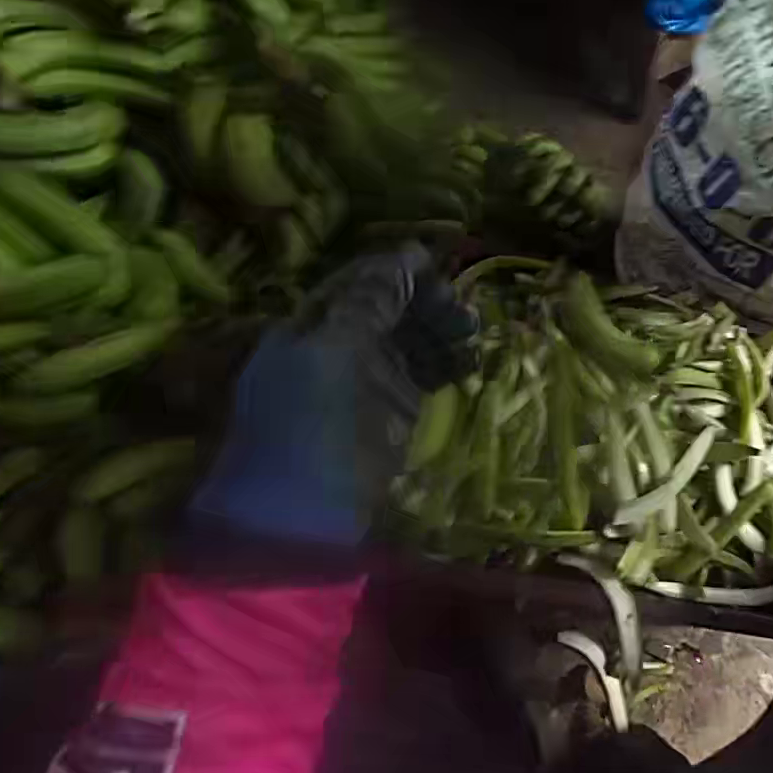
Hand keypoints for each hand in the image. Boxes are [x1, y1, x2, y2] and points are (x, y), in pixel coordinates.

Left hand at [189, 246, 476, 544]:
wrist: (301, 519)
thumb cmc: (307, 428)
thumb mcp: (332, 356)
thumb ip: (369, 305)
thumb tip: (406, 253)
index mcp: (314, 326)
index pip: (361, 283)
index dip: (397, 270)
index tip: (436, 265)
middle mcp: (344, 344)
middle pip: (394, 306)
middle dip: (427, 300)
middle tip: (460, 310)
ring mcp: (373, 376)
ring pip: (416, 336)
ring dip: (444, 328)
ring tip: (471, 332)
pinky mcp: (400, 405)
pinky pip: (429, 369)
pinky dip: (450, 361)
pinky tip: (468, 360)